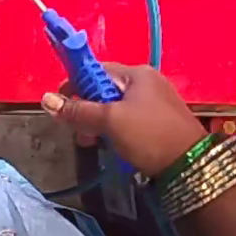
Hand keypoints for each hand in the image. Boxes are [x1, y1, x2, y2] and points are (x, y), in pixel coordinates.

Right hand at [40, 63, 205, 176]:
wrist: (190, 165)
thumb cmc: (149, 135)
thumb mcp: (109, 121)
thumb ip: (77, 110)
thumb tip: (45, 99)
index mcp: (135, 74)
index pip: (95, 70)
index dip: (74, 85)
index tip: (61, 105)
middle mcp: (145, 82)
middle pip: (101, 90)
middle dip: (85, 109)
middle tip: (79, 131)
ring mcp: (153, 101)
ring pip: (112, 107)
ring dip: (96, 123)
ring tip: (93, 141)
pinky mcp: (156, 120)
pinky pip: (124, 119)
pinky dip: (112, 129)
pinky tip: (109, 144)